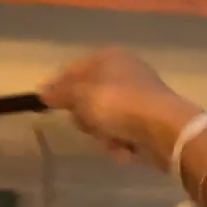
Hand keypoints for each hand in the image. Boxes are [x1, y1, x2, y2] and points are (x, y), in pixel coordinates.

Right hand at [39, 48, 200, 170]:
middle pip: (88, 96)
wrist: (166, 130)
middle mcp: (125, 72)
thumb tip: (40, 89)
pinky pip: (123, 131)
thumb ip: (60, 92)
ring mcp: (139, 96)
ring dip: (103, 133)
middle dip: (86, 116)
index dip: (60, 88)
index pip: (73, 69)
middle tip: (88, 124)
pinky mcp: (149, 119)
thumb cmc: (119, 105)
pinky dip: (121, 142)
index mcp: (109, 58)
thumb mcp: (82, 96)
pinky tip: (124, 149)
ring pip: (104, 117)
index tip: (51, 106)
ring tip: (110, 140)